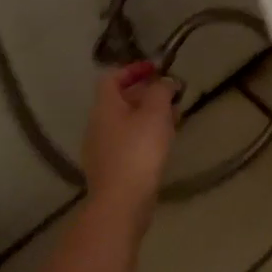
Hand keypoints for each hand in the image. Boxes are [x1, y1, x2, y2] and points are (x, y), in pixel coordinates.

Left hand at [82, 61, 181, 221]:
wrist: (121, 203)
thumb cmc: (139, 150)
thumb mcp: (156, 112)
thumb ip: (161, 90)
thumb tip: (164, 82)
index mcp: (104, 107)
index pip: (112, 77)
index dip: (134, 69)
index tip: (158, 70)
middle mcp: (97, 125)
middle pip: (120, 99)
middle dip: (147, 93)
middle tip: (172, 95)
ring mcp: (101, 148)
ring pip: (126, 121)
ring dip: (149, 114)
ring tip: (174, 118)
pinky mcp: (111, 167)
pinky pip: (128, 140)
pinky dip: (145, 134)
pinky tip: (164, 142)